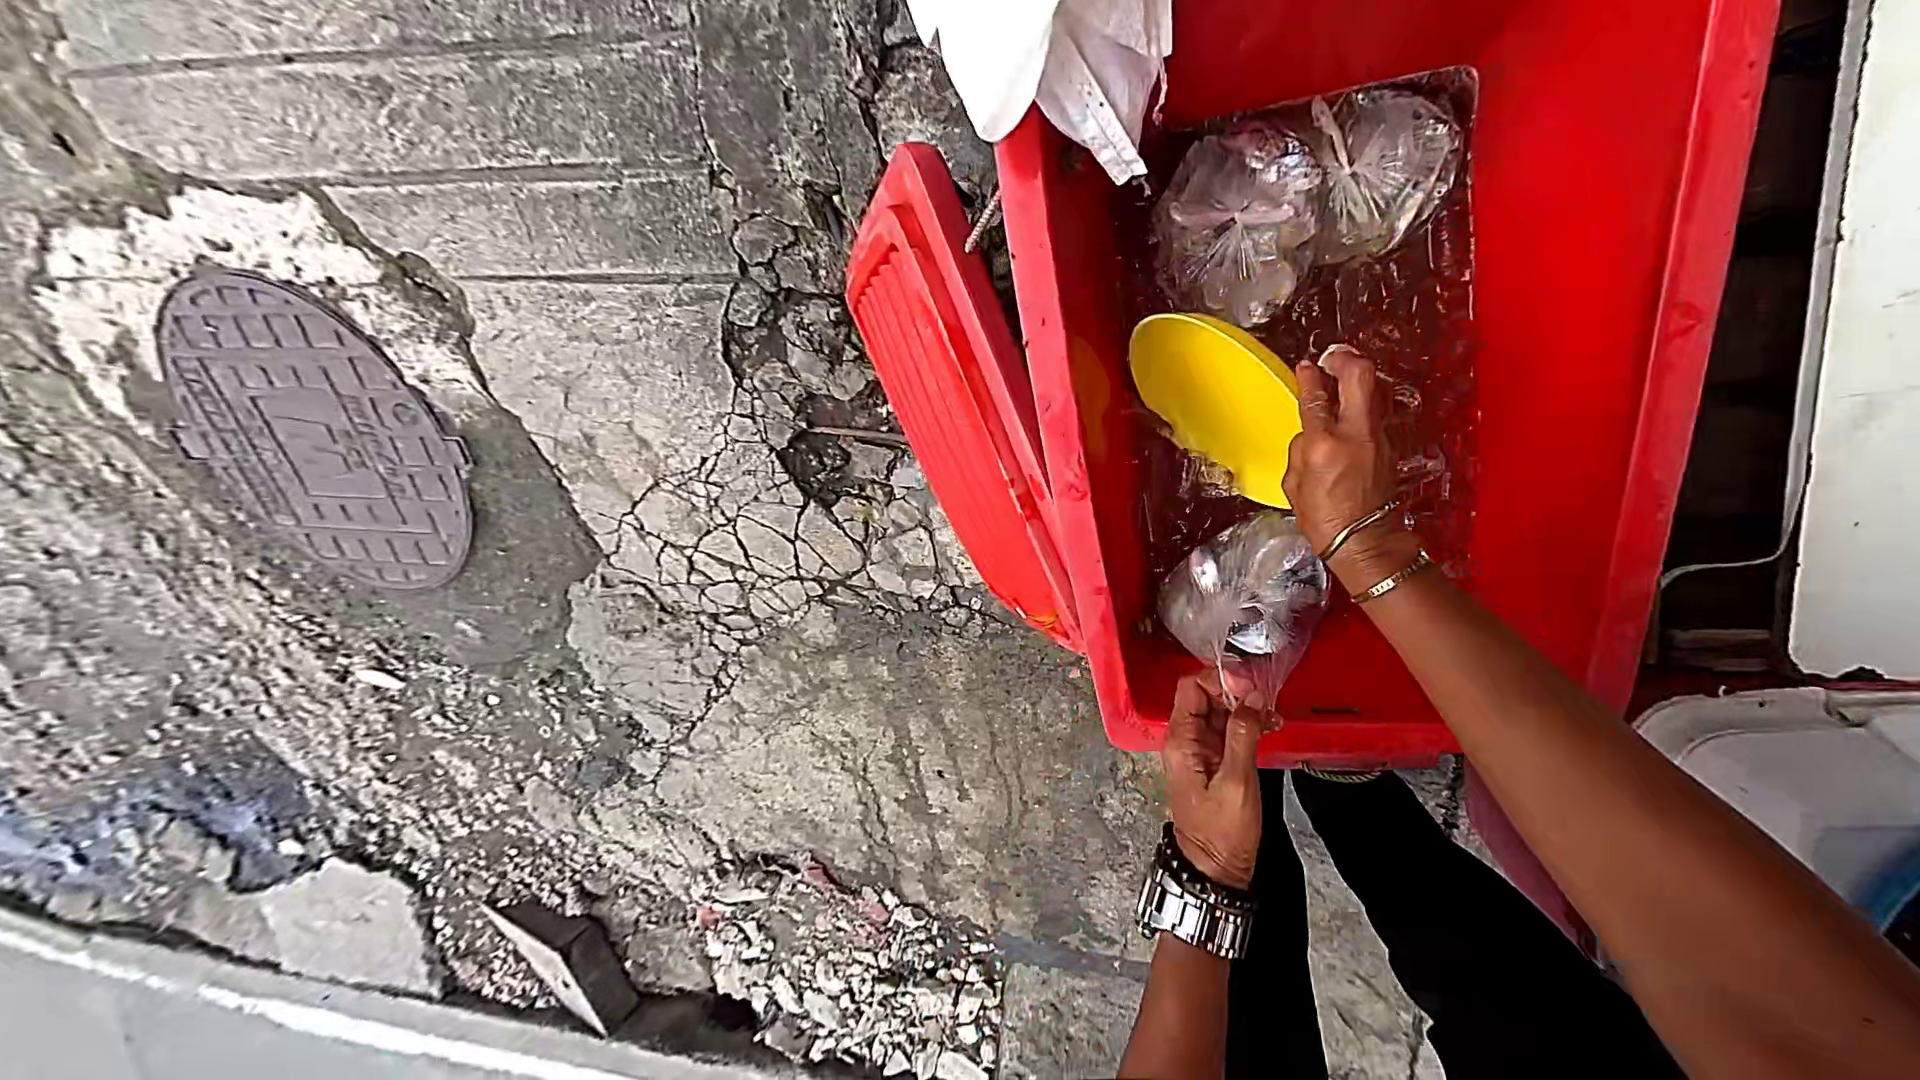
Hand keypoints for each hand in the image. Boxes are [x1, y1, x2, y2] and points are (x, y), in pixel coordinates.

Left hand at [1160, 671, 1263, 889]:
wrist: (1214, 869)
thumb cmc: (1222, 831)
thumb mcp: (1236, 782)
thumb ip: (1241, 737)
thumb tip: (1252, 698)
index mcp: (1181, 739)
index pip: (1191, 688)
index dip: (1218, 679)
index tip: (1249, 684)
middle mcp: (1185, 739)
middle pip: (1205, 696)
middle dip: (1235, 690)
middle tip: (1267, 697)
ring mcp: (1199, 749)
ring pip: (1218, 711)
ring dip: (1244, 706)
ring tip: (1273, 714)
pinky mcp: (1213, 759)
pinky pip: (1227, 730)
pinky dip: (1246, 723)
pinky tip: (1269, 726)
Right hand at [1282, 345, 1415, 585]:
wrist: (1364, 539)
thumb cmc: (1325, 519)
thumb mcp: (1294, 484)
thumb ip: (1300, 451)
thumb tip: (1309, 434)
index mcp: (1323, 445)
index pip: (1315, 399)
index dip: (1309, 377)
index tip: (1305, 367)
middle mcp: (1355, 434)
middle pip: (1360, 377)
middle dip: (1346, 359)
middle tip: (1333, 356)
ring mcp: (1377, 438)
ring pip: (1375, 390)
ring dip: (1359, 377)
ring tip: (1344, 373)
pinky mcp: (1388, 446)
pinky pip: (1376, 411)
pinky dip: (1364, 400)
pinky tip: (1352, 404)